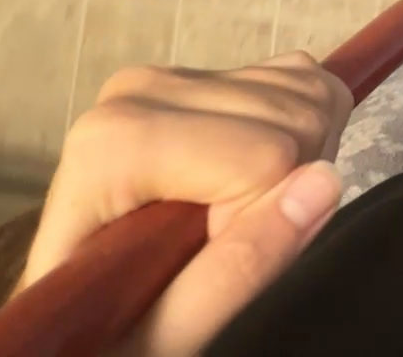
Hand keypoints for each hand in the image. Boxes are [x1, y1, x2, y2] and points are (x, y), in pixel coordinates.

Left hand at [20, 54, 352, 356]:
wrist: (76, 312)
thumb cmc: (109, 332)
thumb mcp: (165, 336)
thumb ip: (242, 265)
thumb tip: (325, 179)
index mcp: (118, 145)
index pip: (269, 155)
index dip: (262, 220)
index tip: (211, 260)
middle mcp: (141, 89)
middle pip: (293, 114)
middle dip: (291, 181)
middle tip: (233, 237)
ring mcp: (172, 75)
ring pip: (305, 90)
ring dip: (303, 155)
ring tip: (240, 209)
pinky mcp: (202, 72)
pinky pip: (298, 76)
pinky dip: (303, 126)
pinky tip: (255, 169)